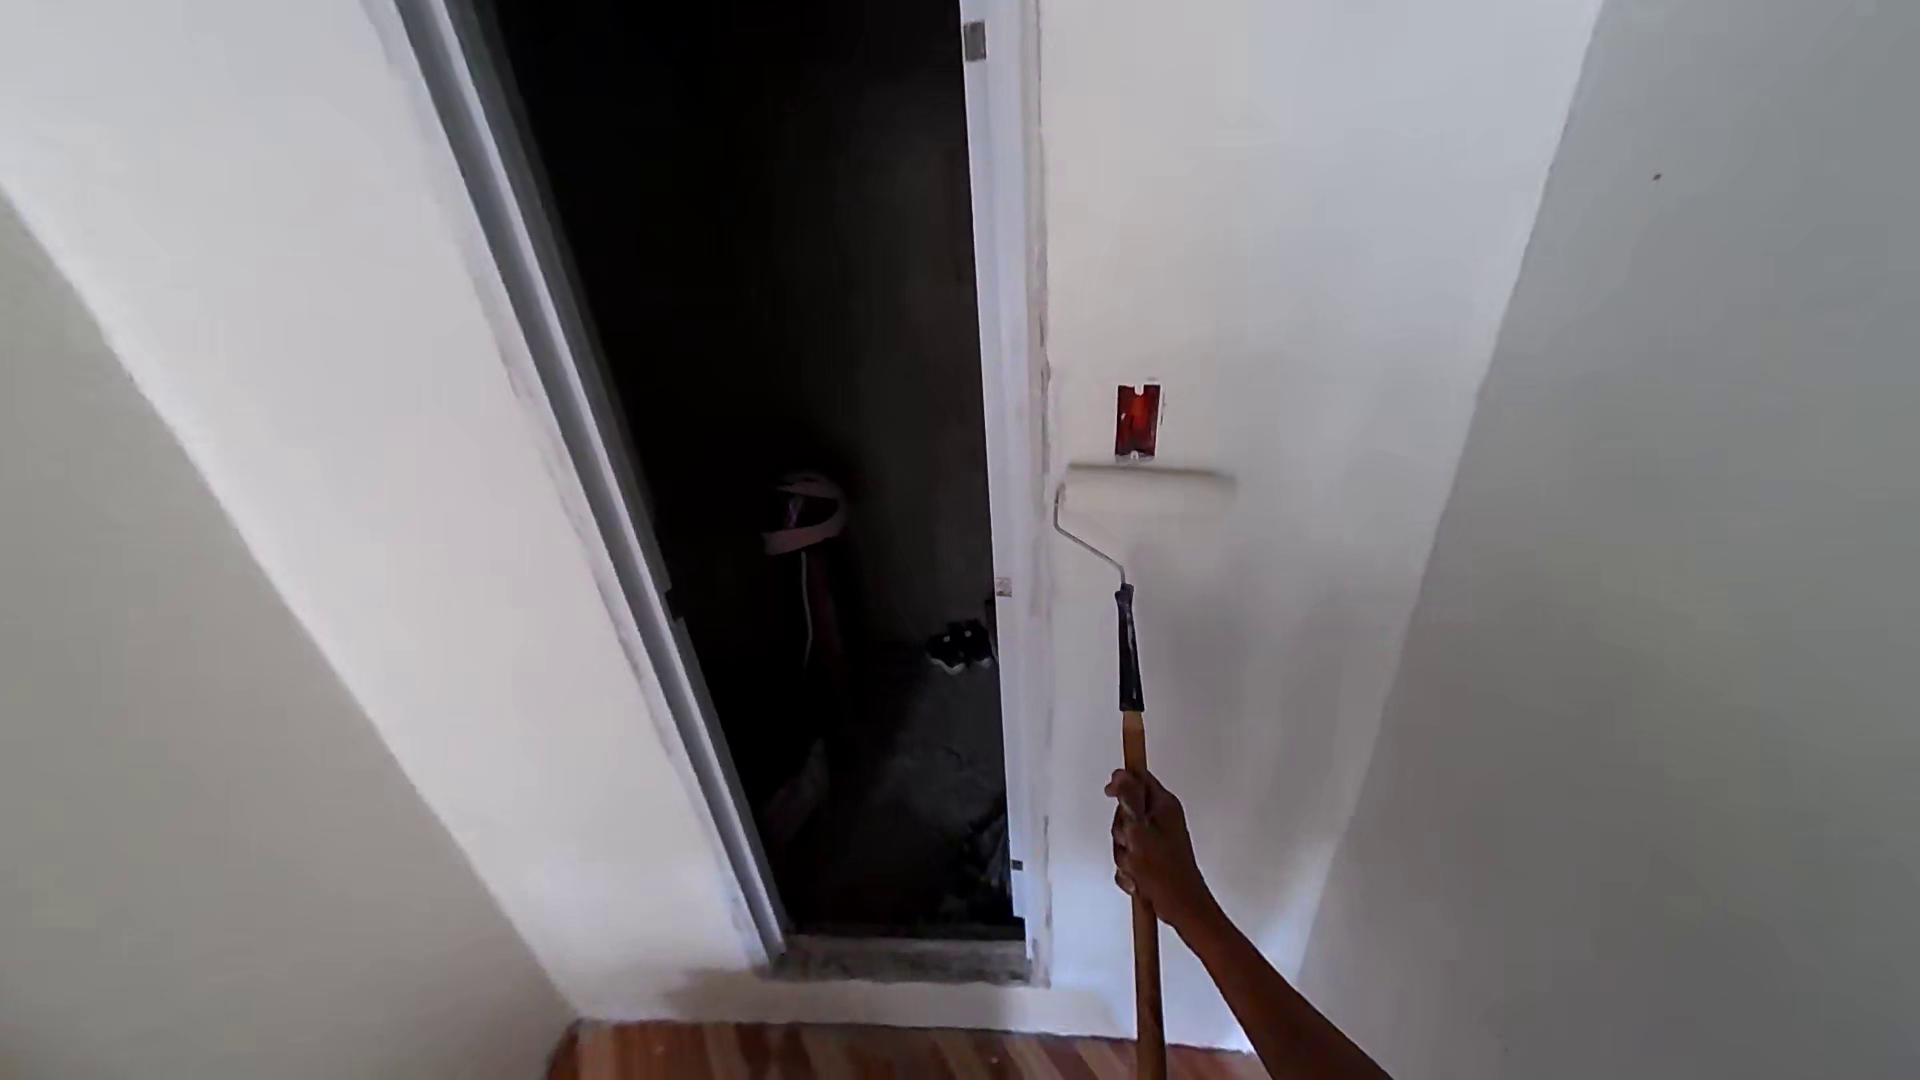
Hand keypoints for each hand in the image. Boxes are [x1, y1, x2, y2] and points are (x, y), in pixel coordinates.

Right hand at [1106, 768, 1217, 934]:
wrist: (1182, 909)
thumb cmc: (1166, 872)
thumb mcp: (1139, 830)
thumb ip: (1129, 800)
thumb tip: (1120, 774)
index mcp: (1163, 804)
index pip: (1137, 777)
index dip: (1120, 782)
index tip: (1110, 794)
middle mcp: (1161, 817)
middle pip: (1125, 809)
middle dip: (1120, 830)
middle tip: (1130, 842)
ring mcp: (1157, 836)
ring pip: (1124, 834)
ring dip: (1123, 852)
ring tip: (1136, 865)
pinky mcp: (1152, 855)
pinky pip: (1128, 854)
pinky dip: (1128, 867)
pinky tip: (1137, 877)